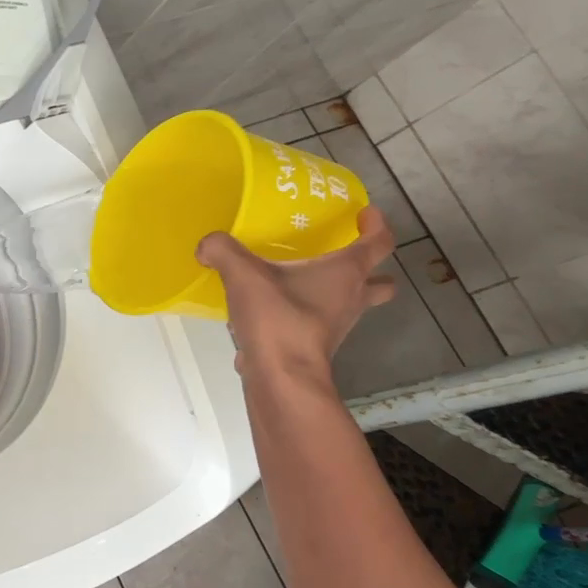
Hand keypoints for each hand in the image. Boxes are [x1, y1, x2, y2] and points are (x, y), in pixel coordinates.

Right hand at [197, 206, 395, 386]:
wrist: (282, 374)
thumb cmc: (278, 319)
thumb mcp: (244, 276)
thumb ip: (223, 252)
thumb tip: (207, 245)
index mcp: (347, 272)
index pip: (379, 242)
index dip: (376, 225)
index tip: (366, 213)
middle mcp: (352, 297)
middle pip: (380, 281)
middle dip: (371, 270)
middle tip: (344, 260)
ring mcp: (338, 325)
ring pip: (354, 305)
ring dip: (341, 295)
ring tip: (306, 286)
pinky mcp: (317, 345)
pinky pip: (321, 325)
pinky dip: (310, 316)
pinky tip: (279, 314)